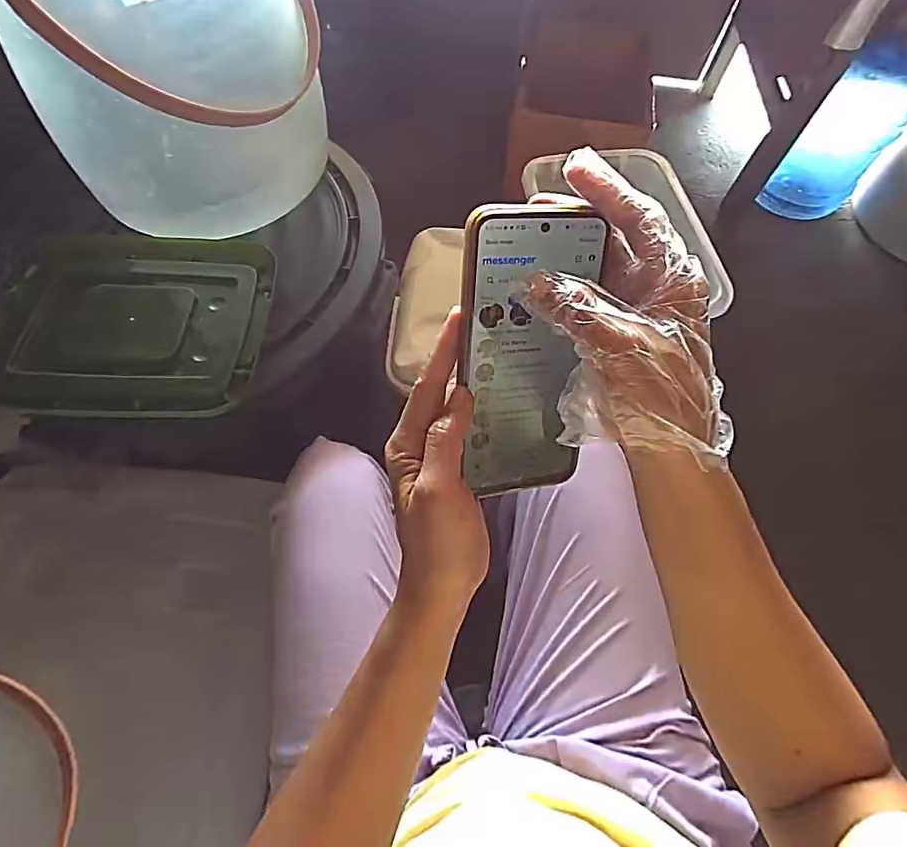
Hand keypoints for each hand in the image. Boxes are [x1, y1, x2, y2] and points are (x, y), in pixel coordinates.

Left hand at [384, 307, 487, 612]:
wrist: (443, 586)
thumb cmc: (436, 544)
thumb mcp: (439, 489)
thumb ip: (445, 440)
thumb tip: (459, 396)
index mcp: (407, 445)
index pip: (426, 390)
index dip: (443, 354)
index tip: (457, 321)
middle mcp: (418, 445)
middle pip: (437, 393)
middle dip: (454, 358)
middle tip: (477, 326)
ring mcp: (438, 457)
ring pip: (453, 409)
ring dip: (469, 381)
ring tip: (491, 354)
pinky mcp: (457, 470)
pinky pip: (468, 430)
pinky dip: (482, 411)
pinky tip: (499, 401)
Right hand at [525, 148, 730, 464]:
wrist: (670, 447)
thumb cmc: (666, 398)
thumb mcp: (622, 344)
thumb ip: (579, 307)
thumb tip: (540, 283)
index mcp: (673, 280)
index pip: (641, 219)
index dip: (607, 191)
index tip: (577, 170)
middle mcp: (656, 288)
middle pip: (615, 237)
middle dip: (576, 220)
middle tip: (539, 208)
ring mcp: (635, 309)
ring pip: (596, 267)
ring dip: (564, 254)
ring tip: (531, 241)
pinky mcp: (615, 331)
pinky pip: (584, 299)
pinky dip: (560, 291)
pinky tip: (537, 288)